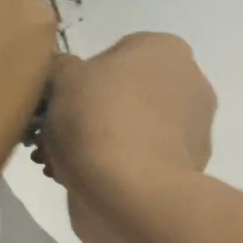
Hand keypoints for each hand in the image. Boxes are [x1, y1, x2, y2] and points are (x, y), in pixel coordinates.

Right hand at [34, 33, 217, 202]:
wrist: (128, 194)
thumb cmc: (96, 122)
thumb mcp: (61, 79)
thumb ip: (60, 67)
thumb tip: (63, 73)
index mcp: (164, 49)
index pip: (113, 57)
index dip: (78, 83)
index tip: (56, 107)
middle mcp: (188, 82)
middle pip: (123, 97)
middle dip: (86, 118)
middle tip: (52, 141)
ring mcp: (190, 131)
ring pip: (128, 132)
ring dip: (95, 147)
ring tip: (58, 167)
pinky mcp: (182, 172)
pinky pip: (138, 164)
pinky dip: (113, 172)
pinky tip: (84, 185)